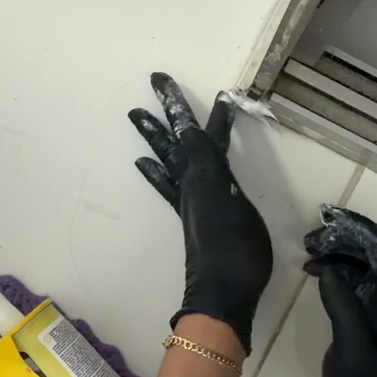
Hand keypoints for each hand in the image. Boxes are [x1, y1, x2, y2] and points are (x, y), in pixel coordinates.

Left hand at [130, 73, 272, 353]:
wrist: (224, 295)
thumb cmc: (237, 253)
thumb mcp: (229, 205)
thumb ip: (208, 165)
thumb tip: (189, 133)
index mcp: (205, 178)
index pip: (200, 134)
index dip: (204, 110)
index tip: (216, 89)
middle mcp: (193, 184)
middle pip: (179, 139)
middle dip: (171, 109)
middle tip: (158, 80)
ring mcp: (190, 200)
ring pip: (171, 157)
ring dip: (159, 134)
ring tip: (139, 114)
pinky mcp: (191, 217)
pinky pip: (169, 185)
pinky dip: (157, 171)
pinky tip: (143, 163)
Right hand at [304, 205, 376, 376]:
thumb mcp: (350, 342)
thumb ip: (341, 301)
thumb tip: (328, 267)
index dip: (357, 226)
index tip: (326, 218)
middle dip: (345, 236)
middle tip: (311, 237)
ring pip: (369, 259)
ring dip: (341, 250)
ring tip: (308, 251)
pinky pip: (363, 275)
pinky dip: (341, 268)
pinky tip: (315, 269)